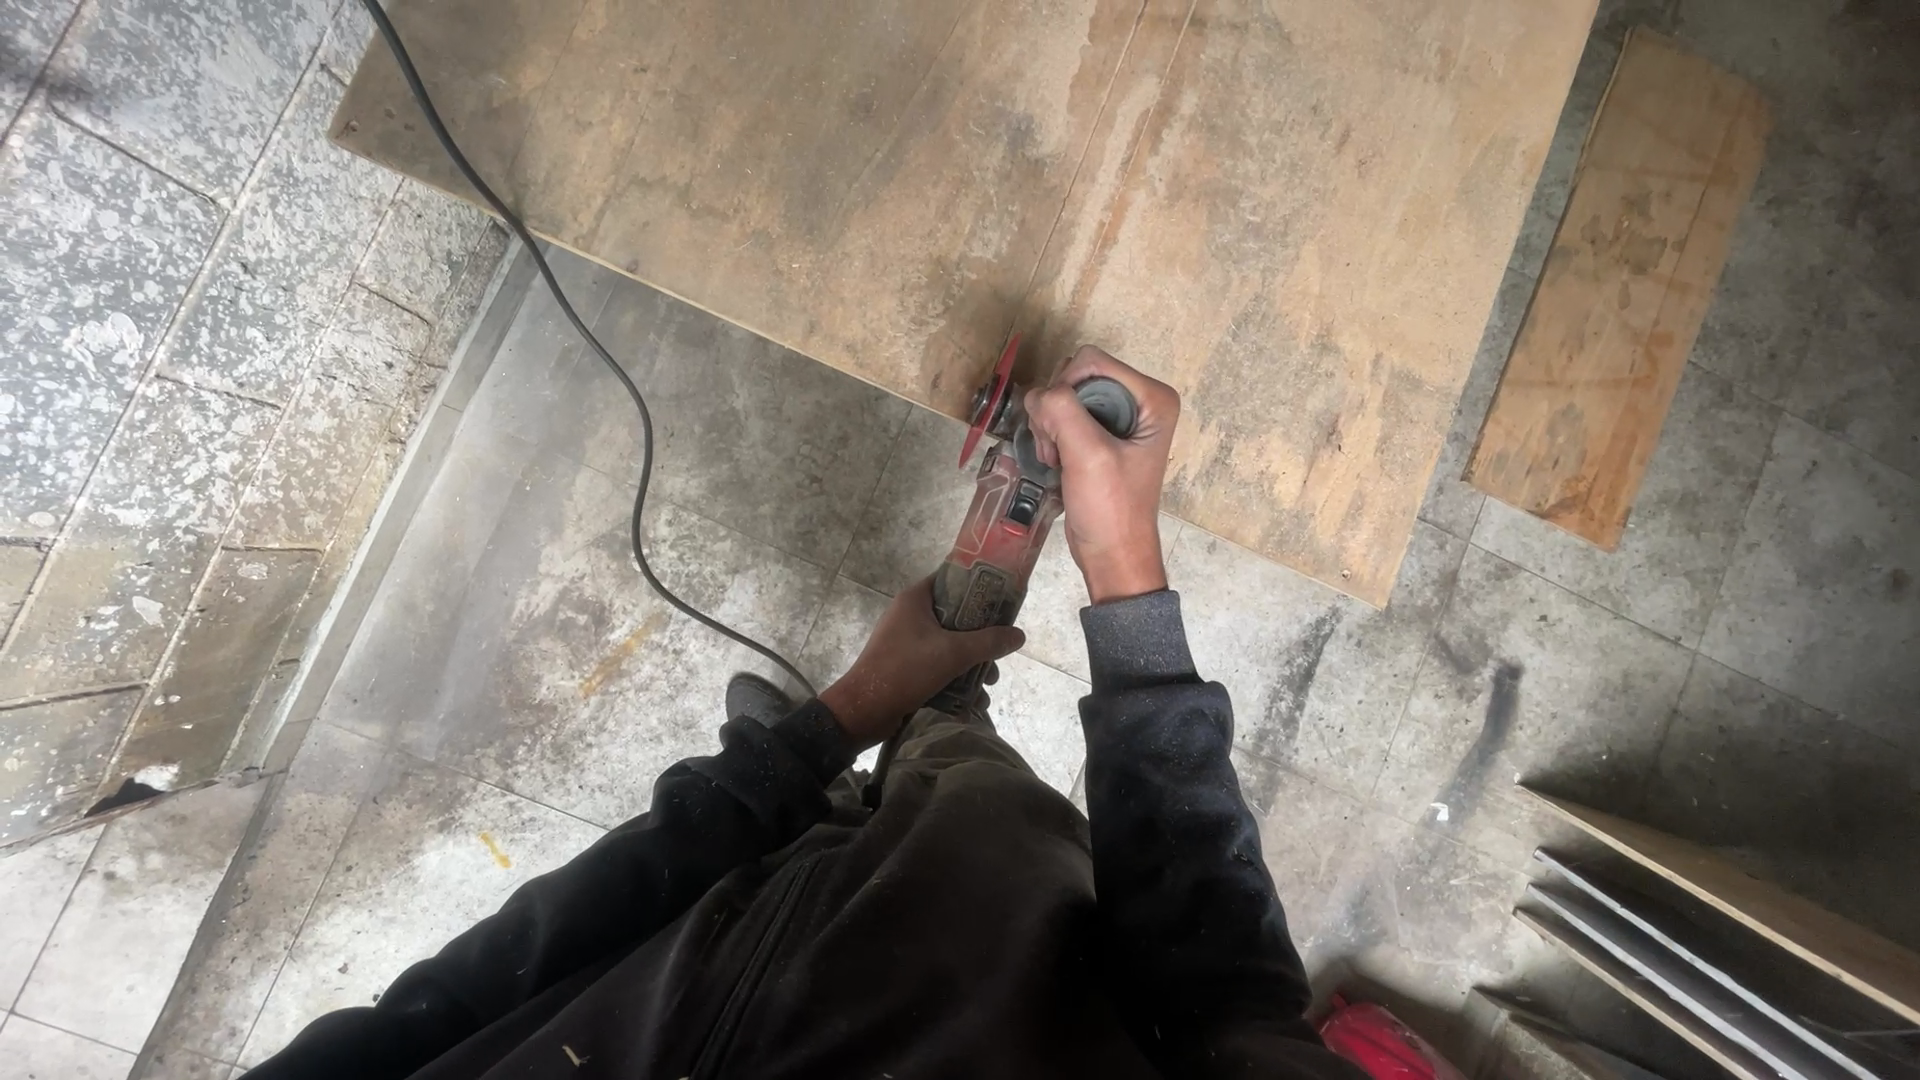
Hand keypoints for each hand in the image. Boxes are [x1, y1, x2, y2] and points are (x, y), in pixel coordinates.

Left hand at [819, 577, 1025, 747]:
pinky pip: (937, 665)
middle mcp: (910, 614)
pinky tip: (972, 702)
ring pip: (950, 645)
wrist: (864, 710)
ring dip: (971, 665)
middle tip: (999, 656)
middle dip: (981, 640)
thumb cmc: (905, 670)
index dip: (980, 589)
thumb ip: (989, 642)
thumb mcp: (953, 653)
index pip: (953, 580)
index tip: (1004, 605)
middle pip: (957, 617)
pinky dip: (954, 679)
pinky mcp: (905, 665)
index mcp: (916, 599)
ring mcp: (906, 641)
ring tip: (989, 687)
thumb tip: (1019, 635)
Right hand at [1023, 346, 1178, 603]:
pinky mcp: (1100, 435)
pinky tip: (1056, 461)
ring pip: (1063, 395)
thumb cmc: (1110, 509)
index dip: (1065, 388)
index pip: (1091, 362)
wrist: (1112, 554)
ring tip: (1057, 459)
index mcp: (1153, 398)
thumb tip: (1037, 394)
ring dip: (1050, 426)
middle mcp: (1139, 401)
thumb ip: (1063, 411)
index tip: (1062, 430)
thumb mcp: (1088, 455)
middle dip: (1056, 410)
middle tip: (1058, 448)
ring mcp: (1119, 418)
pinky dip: (1050, 435)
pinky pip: (1062, 415)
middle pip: (1075, 375)